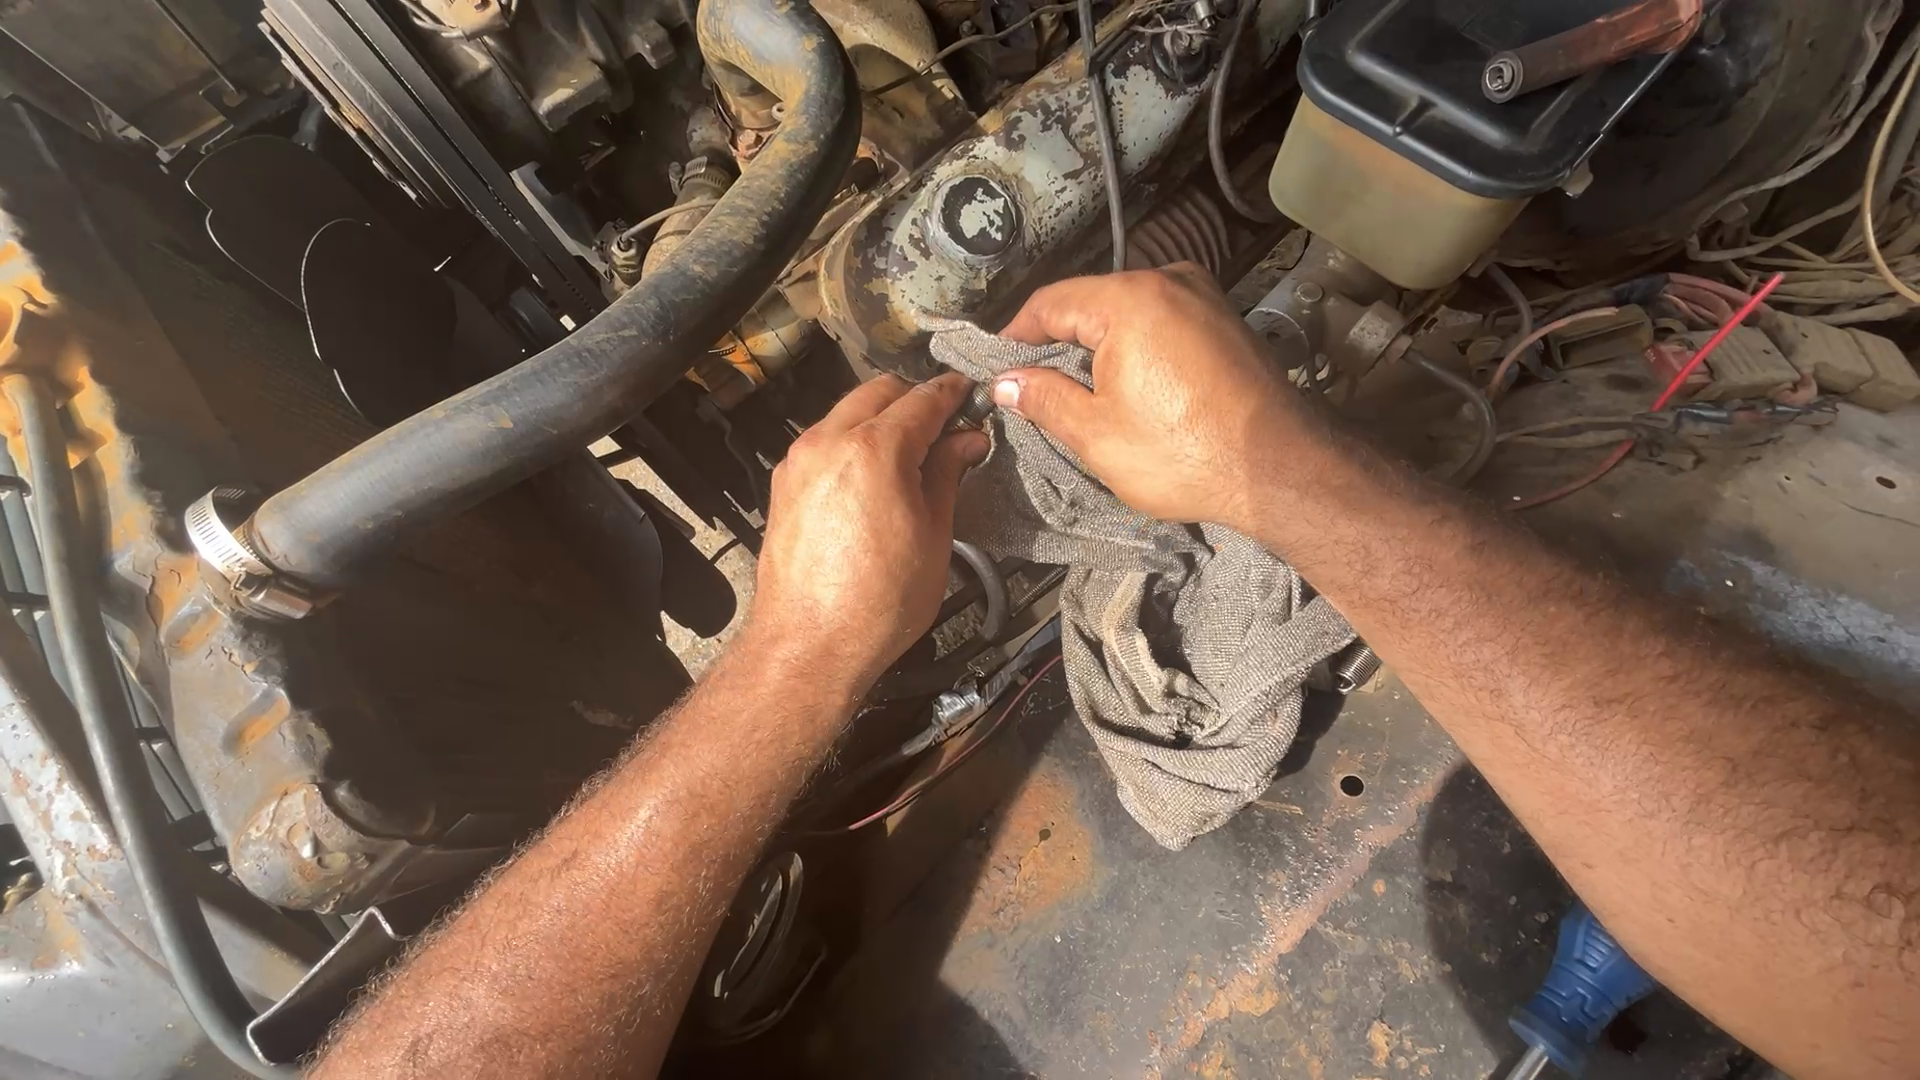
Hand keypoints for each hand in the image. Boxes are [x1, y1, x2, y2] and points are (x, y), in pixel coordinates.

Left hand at [746, 373, 988, 694]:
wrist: (810, 645)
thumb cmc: (877, 603)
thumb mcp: (934, 536)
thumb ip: (947, 475)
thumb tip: (966, 441)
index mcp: (874, 451)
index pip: (923, 400)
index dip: (953, 394)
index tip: (969, 396)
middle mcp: (828, 443)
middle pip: (879, 391)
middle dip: (914, 400)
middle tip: (944, 429)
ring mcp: (799, 461)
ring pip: (846, 412)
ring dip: (880, 419)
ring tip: (909, 456)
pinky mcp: (784, 483)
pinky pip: (823, 441)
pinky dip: (851, 442)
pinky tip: (872, 476)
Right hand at [995, 265, 1307, 530]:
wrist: (1280, 469)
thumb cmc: (1183, 453)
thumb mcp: (1096, 433)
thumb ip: (1044, 398)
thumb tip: (1006, 382)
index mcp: (1129, 300)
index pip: (1050, 303)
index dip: (1015, 335)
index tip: (996, 366)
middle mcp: (1168, 282)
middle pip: (1089, 303)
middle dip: (1056, 343)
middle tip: (1031, 386)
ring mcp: (1202, 297)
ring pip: (1126, 313)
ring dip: (1095, 347)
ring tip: (1076, 392)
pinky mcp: (1223, 321)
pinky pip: (1160, 323)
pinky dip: (1133, 347)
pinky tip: (1126, 386)